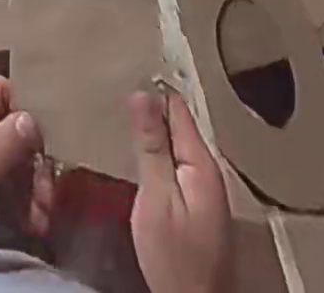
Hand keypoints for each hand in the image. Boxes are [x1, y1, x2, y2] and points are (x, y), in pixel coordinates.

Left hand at [0, 76, 42, 263]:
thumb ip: (8, 139)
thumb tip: (33, 117)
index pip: (6, 89)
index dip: (28, 111)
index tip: (44, 145)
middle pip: (13, 127)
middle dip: (34, 162)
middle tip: (48, 196)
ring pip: (11, 155)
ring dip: (30, 186)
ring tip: (41, 219)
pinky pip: (0, 174)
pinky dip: (16, 196)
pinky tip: (29, 223)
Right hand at [129, 90, 231, 292]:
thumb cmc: (173, 256)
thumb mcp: (156, 198)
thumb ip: (151, 146)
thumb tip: (142, 93)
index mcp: (202, 164)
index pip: (178, 108)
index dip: (153, 88)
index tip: (123, 68)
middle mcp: (209, 170)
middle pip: (179, 124)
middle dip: (152, 105)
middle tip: (114, 83)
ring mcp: (204, 189)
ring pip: (176, 143)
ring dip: (153, 127)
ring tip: (121, 107)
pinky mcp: (196, 204)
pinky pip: (175, 161)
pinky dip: (157, 148)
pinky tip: (138, 146)